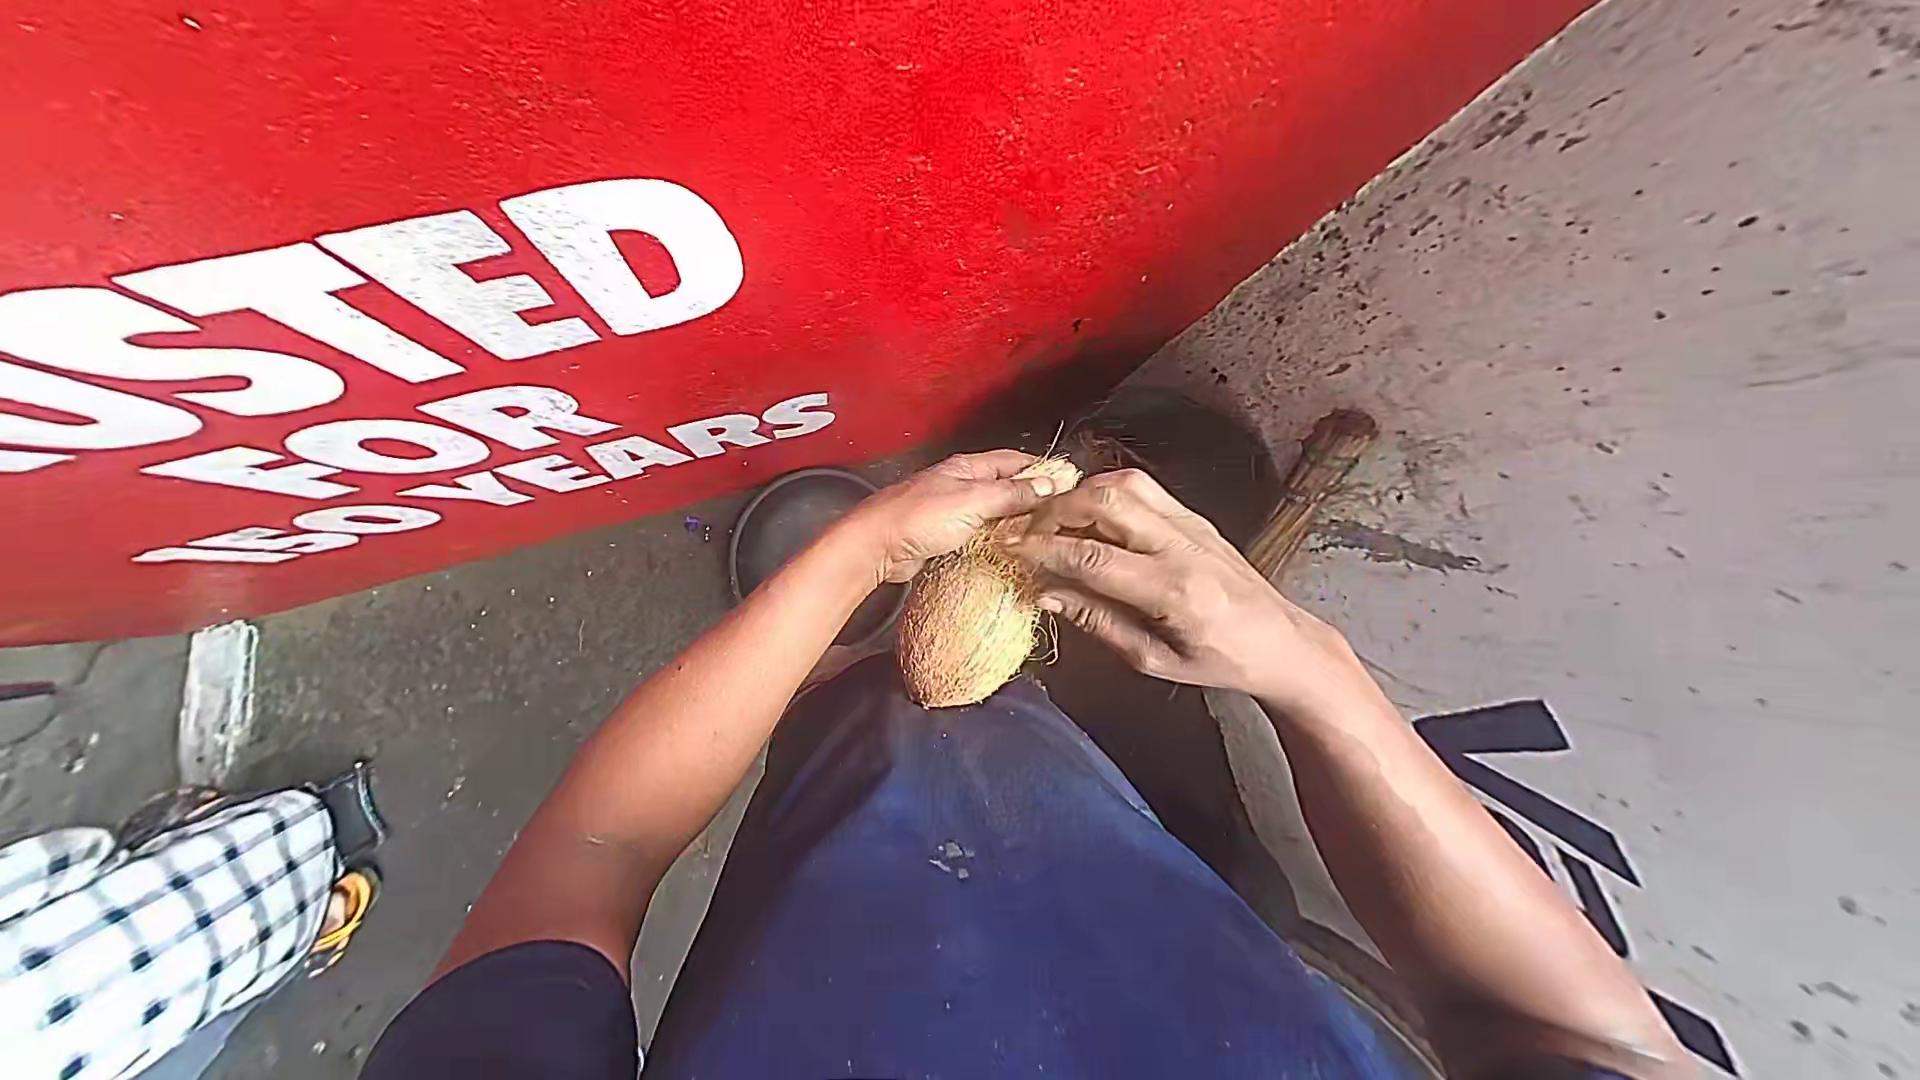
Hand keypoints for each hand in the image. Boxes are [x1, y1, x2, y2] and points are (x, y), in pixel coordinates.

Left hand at [844, 450, 1060, 584]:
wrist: (877, 546)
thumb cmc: (914, 517)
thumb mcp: (972, 500)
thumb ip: (1011, 493)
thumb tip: (1046, 485)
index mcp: (967, 468)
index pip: (1015, 461)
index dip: (1042, 469)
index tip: (1066, 482)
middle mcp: (960, 484)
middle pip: (1005, 484)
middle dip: (1032, 494)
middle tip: (1057, 510)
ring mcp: (952, 508)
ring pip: (993, 508)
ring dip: (1014, 517)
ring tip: (1039, 529)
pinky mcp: (945, 533)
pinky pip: (979, 529)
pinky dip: (996, 535)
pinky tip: (1007, 545)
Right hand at [1006, 469, 1380, 718]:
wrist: (1282, 642)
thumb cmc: (1218, 661)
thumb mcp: (1151, 659)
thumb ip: (1095, 620)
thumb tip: (1045, 593)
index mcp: (1173, 591)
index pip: (1091, 558)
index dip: (1042, 550)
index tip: (1010, 549)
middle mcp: (1182, 546)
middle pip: (1106, 502)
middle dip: (1055, 512)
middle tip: (1027, 531)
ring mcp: (1191, 525)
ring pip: (1124, 483)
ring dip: (1079, 495)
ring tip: (1053, 521)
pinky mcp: (1194, 517)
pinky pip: (1142, 488)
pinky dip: (1104, 493)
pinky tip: (1088, 515)